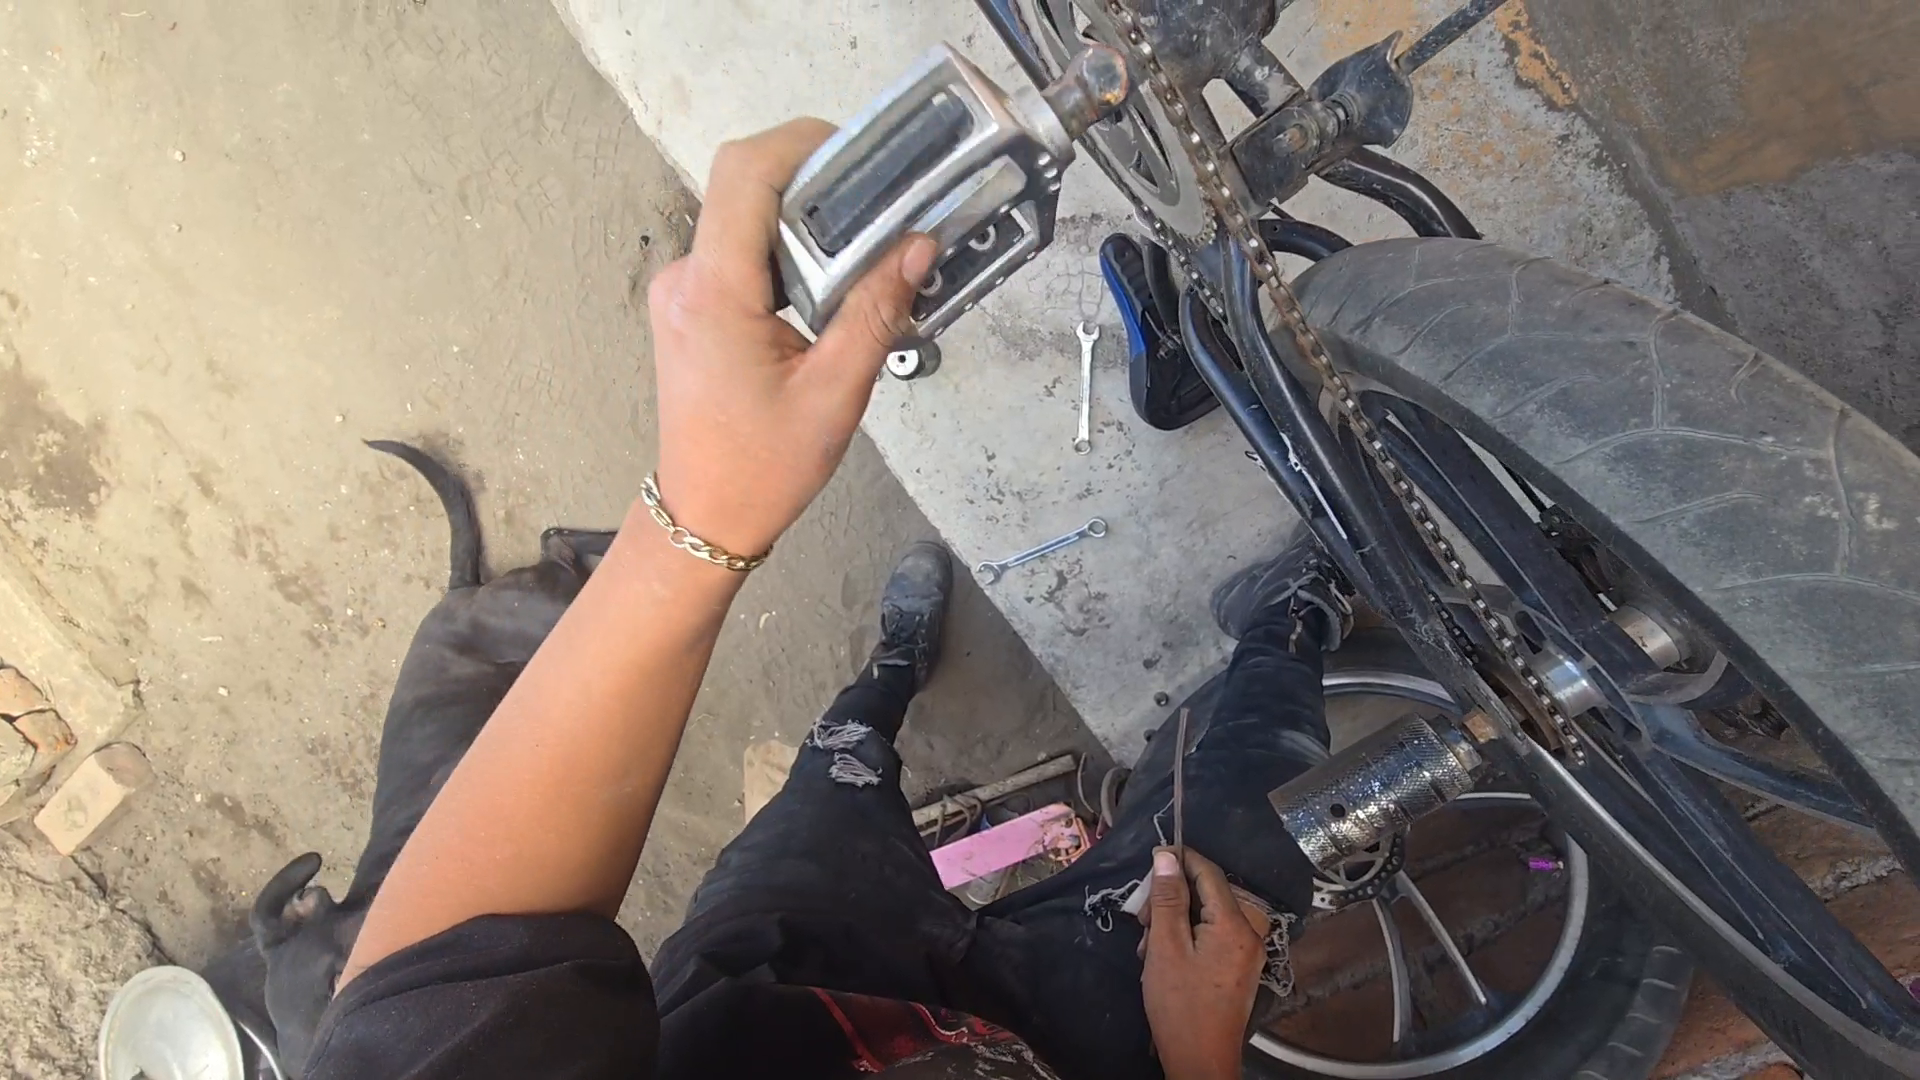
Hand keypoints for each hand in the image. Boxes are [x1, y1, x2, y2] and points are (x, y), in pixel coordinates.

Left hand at [646, 119, 935, 557]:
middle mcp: (686, 280)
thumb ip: (877, 312)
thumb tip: (918, 247)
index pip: (745, 173)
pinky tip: (828, 290)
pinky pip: (739, 260)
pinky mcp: (691, 312)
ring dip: (805, 229)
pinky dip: (786, 260)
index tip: (860, 158)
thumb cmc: (766, 466)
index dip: (802, 144)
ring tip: (865, 255)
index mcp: (715, 293)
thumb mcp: (836, 392)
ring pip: (745, 226)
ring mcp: (682, 295)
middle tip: (881, 210)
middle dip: (816, 188)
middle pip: (745, 191)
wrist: (708, 515)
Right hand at [1139, 847, 1268, 1079]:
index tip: (1151, 859)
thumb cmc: (1180, 1004)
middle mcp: (1248, 935)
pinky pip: (1210, 934)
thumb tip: (1166, 856)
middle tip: (1142, 917)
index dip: (1179, 858)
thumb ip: (1167, 897)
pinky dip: (1185, 935)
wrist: (1200, 1064)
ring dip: (1174, 918)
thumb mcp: (1165, 946)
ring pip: (1205, 914)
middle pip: (1206, 893)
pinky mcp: (1237, 969)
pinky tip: (1162, 954)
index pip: (1208, 872)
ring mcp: (1245, 954)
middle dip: (1171, 897)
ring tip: (1148, 942)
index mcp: (1234, 925)